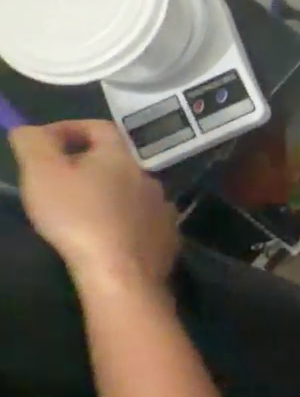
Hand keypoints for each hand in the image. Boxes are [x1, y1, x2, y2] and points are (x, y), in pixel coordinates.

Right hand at [9, 120, 178, 286]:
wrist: (122, 269)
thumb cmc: (78, 215)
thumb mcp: (40, 169)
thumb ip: (34, 141)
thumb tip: (36, 131)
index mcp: (124, 160)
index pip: (101, 127)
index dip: (68, 127)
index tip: (42, 142)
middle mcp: (153, 181)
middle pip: (115, 160)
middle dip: (82, 161)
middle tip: (53, 176)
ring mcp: (166, 210)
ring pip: (129, 189)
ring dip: (103, 189)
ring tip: (74, 204)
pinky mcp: (168, 235)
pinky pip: (140, 215)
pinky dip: (120, 213)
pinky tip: (102, 227)